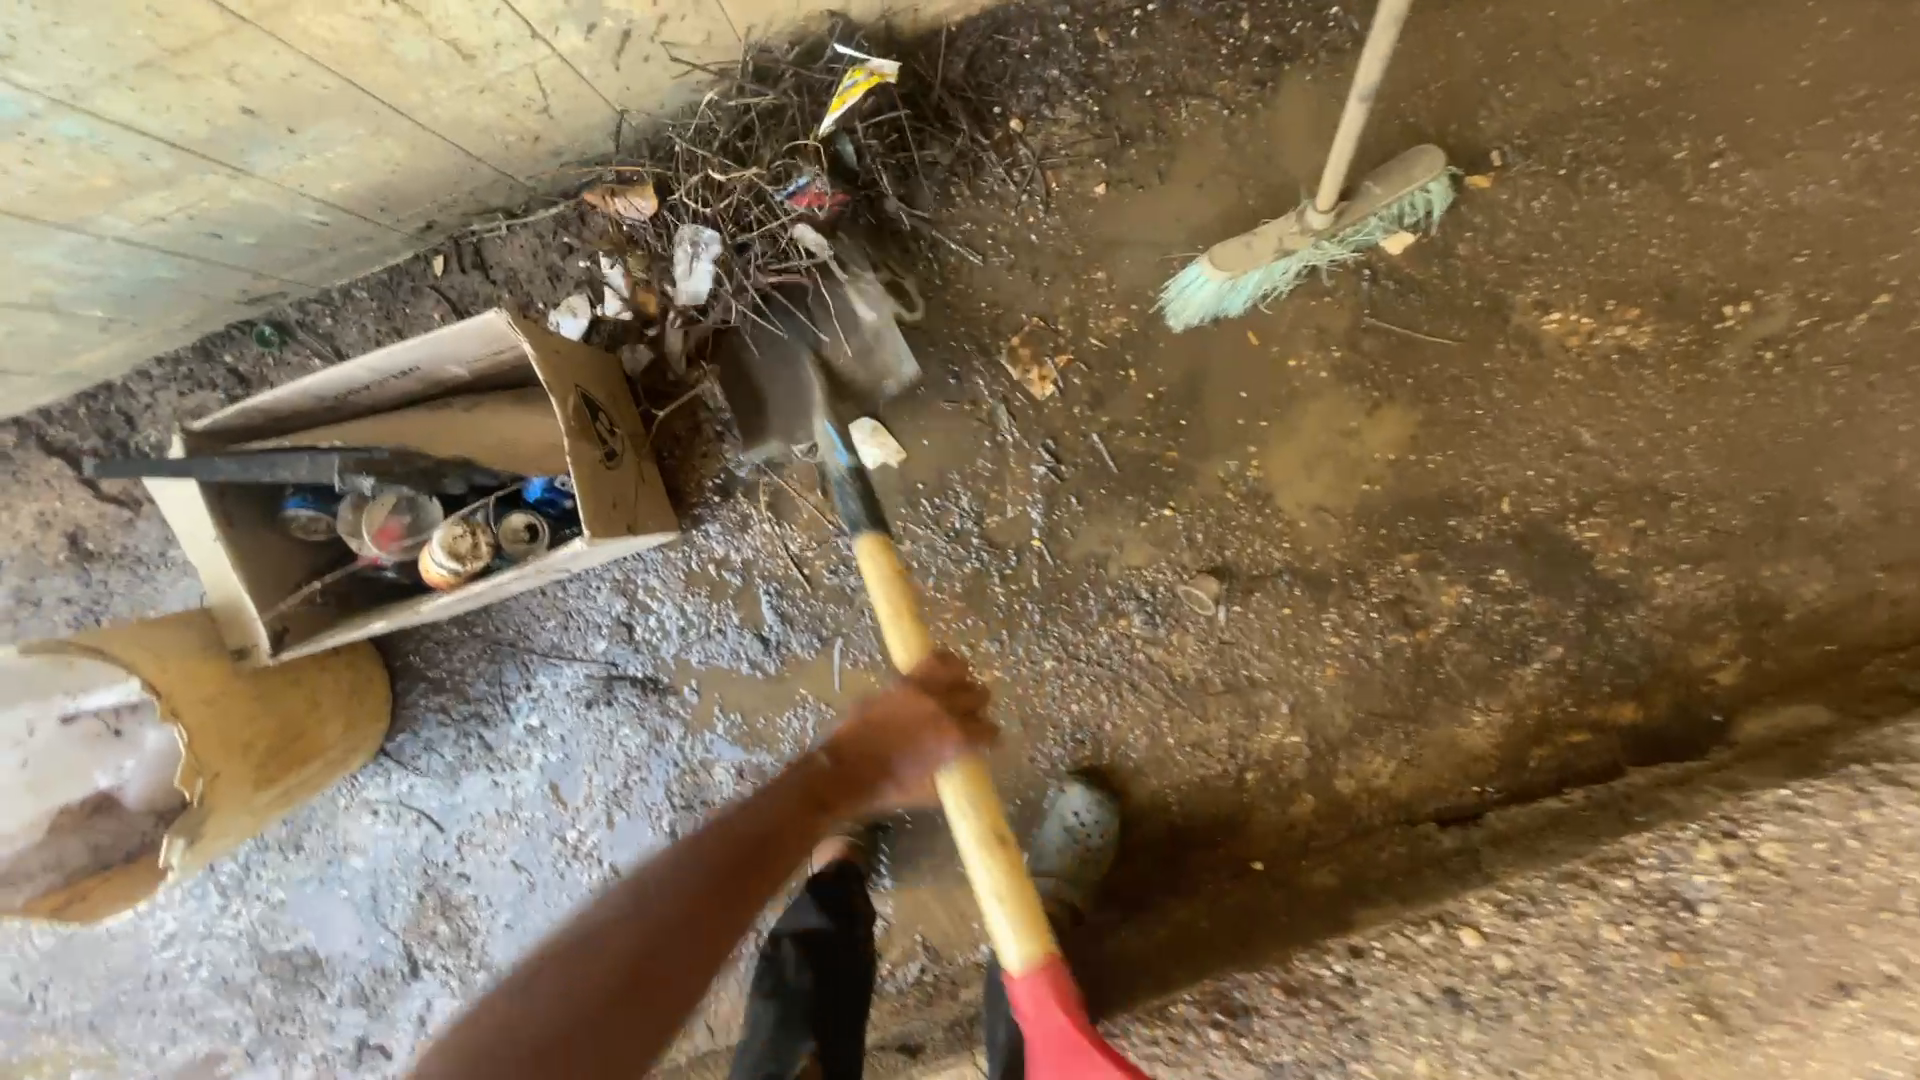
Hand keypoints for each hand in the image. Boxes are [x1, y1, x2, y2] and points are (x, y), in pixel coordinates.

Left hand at [820, 649, 995, 813]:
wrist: (844, 771)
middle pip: (979, 696)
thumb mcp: (928, 792)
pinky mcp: (903, 680)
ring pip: (961, 670)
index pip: (989, 731)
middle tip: (968, 720)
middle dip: (977, 710)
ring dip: (963, 682)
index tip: (986, 743)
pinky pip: (933, 660)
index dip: (990, 738)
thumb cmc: (887, 788)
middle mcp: (945, 708)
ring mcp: (923, 689)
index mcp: (955, 738)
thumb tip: (958, 766)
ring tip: (956, 692)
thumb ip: (950, 774)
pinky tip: (941, 673)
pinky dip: (944, 663)